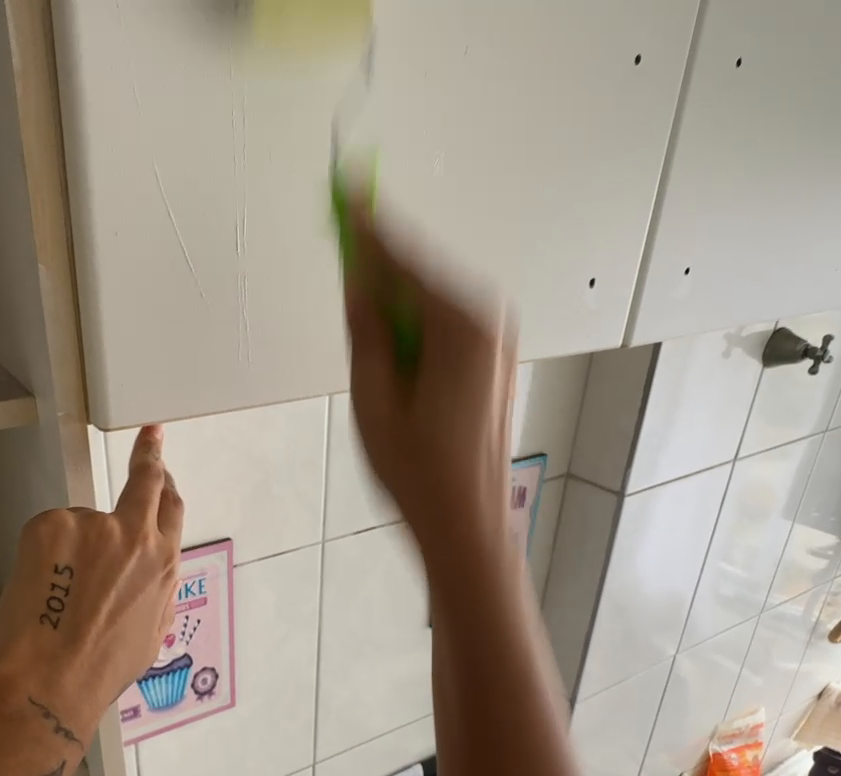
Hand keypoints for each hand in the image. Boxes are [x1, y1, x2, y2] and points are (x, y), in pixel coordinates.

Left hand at [0, 426, 183, 733]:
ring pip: (82, 522)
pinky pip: (50, 529)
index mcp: (163, 564)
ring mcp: (92, 525)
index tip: (161, 458)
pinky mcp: (52, 525)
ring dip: (72, 546)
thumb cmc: (100, 669)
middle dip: (148, 456)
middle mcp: (134, 535)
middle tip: (149, 439)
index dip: (166, 480)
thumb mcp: (150, 633)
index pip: (170, 505)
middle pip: (144, 481)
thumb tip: (149, 576)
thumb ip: (155, 591)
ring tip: (57, 594)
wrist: (51, 681)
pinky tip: (41, 589)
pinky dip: (44, 553)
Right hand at [342, 204, 516, 559]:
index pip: (402, 258)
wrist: (468, 523)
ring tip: (378, 373)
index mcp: (459, 323)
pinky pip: (442, 327)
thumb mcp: (373, 397)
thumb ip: (365, 328)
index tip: (346, 188)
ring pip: (428, 304)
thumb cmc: (418, 470)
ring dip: (394, 318)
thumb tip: (356, 277)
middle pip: (418, 276)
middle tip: (347, 300)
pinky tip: (399, 374)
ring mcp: (495, 341)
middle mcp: (487, 321)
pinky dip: (413, 334)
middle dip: (378, 282)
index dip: (366, 227)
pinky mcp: (491, 360)